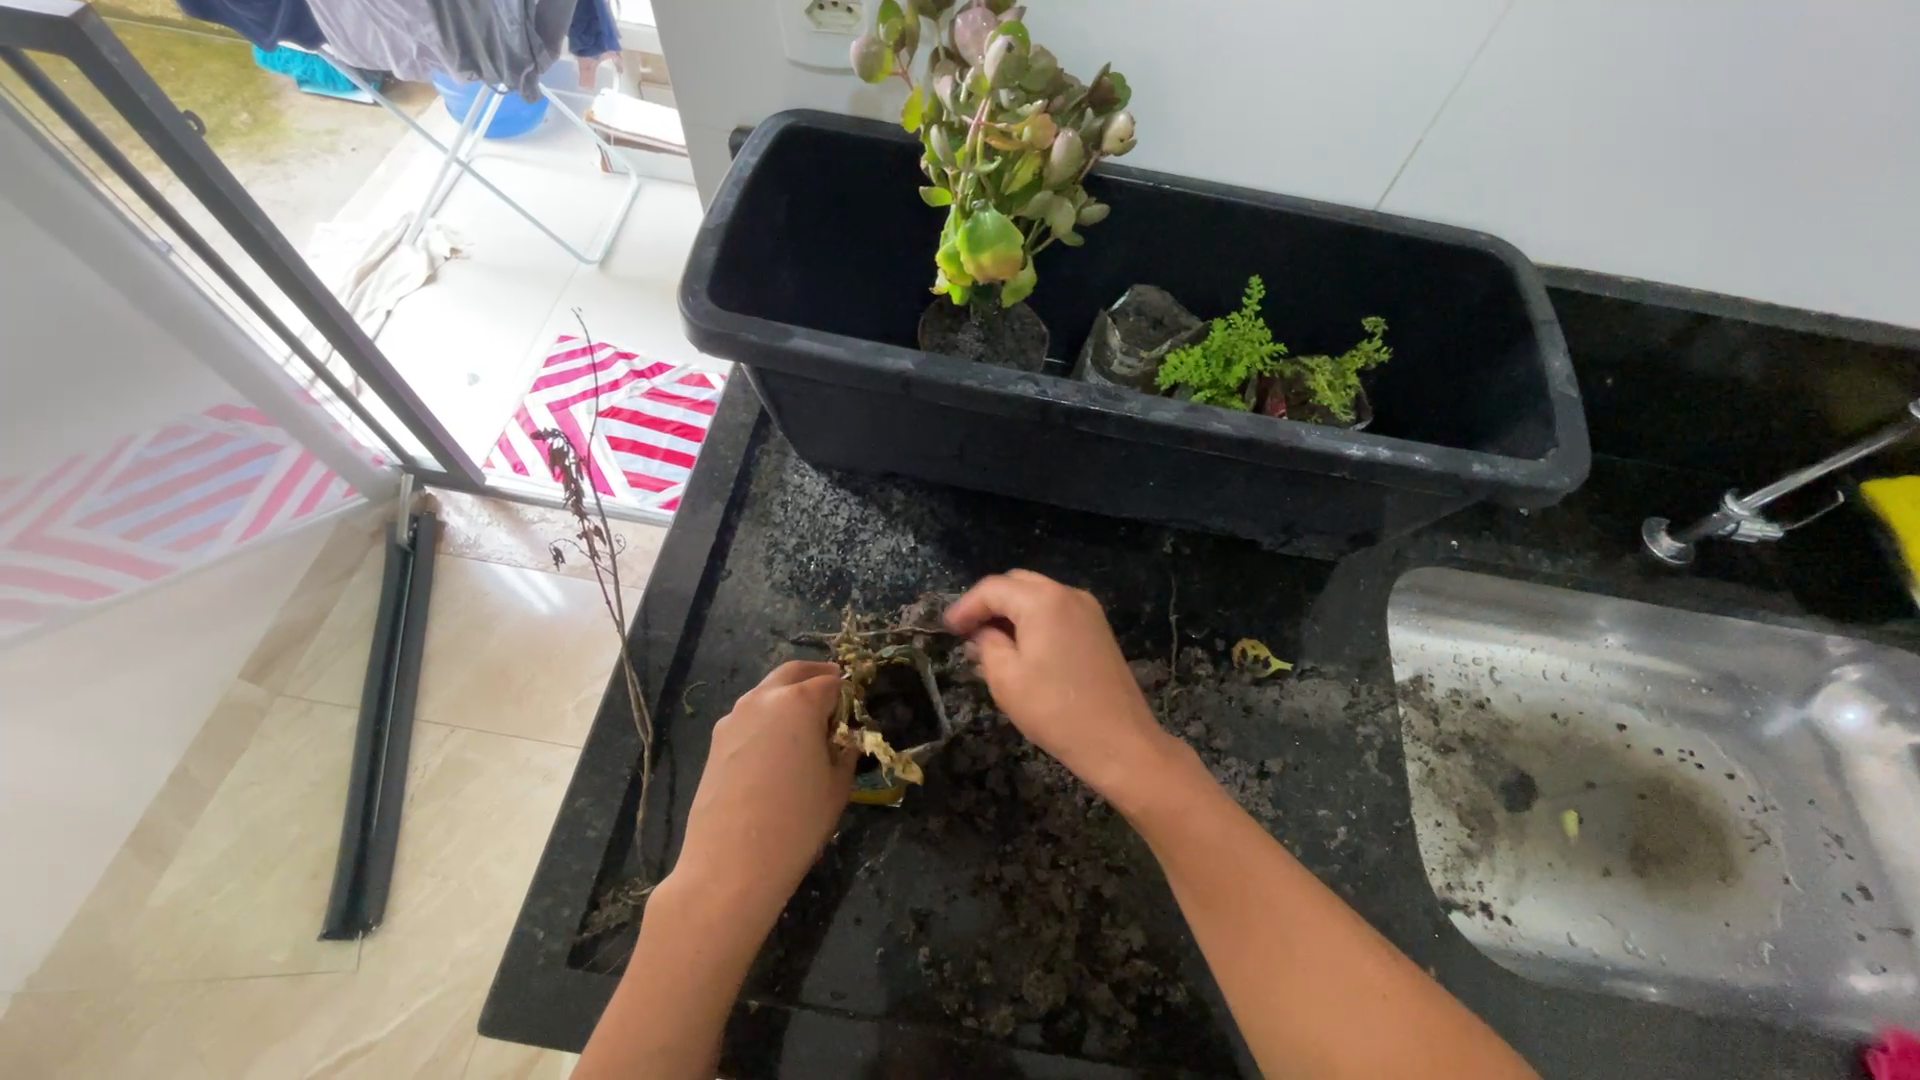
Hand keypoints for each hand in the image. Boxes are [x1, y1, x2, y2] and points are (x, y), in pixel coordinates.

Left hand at [670, 661, 855, 920]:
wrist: (730, 865)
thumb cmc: (796, 823)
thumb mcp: (838, 785)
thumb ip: (845, 750)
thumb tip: (845, 738)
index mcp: (798, 702)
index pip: (832, 682)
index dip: (848, 693)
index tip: (857, 709)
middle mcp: (763, 699)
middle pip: (794, 673)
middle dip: (817, 677)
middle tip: (835, 693)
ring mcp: (734, 718)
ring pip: (767, 692)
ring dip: (789, 695)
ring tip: (807, 725)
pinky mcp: (716, 741)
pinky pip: (750, 717)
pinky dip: (768, 718)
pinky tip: (778, 750)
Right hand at [945, 570, 1180, 803]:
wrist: (1119, 741)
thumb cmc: (1055, 710)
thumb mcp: (1006, 678)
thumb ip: (986, 644)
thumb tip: (982, 632)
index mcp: (1043, 600)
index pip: (992, 588)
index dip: (965, 606)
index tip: (947, 629)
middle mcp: (1068, 594)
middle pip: (1017, 584)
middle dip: (988, 604)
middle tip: (966, 634)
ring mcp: (1088, 611)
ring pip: (1038, 597)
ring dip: (1011, 613)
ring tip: (989, 645)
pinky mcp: (1098, 630)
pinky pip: (1056, 612)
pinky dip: (1033, 622)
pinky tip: (1020, 650)